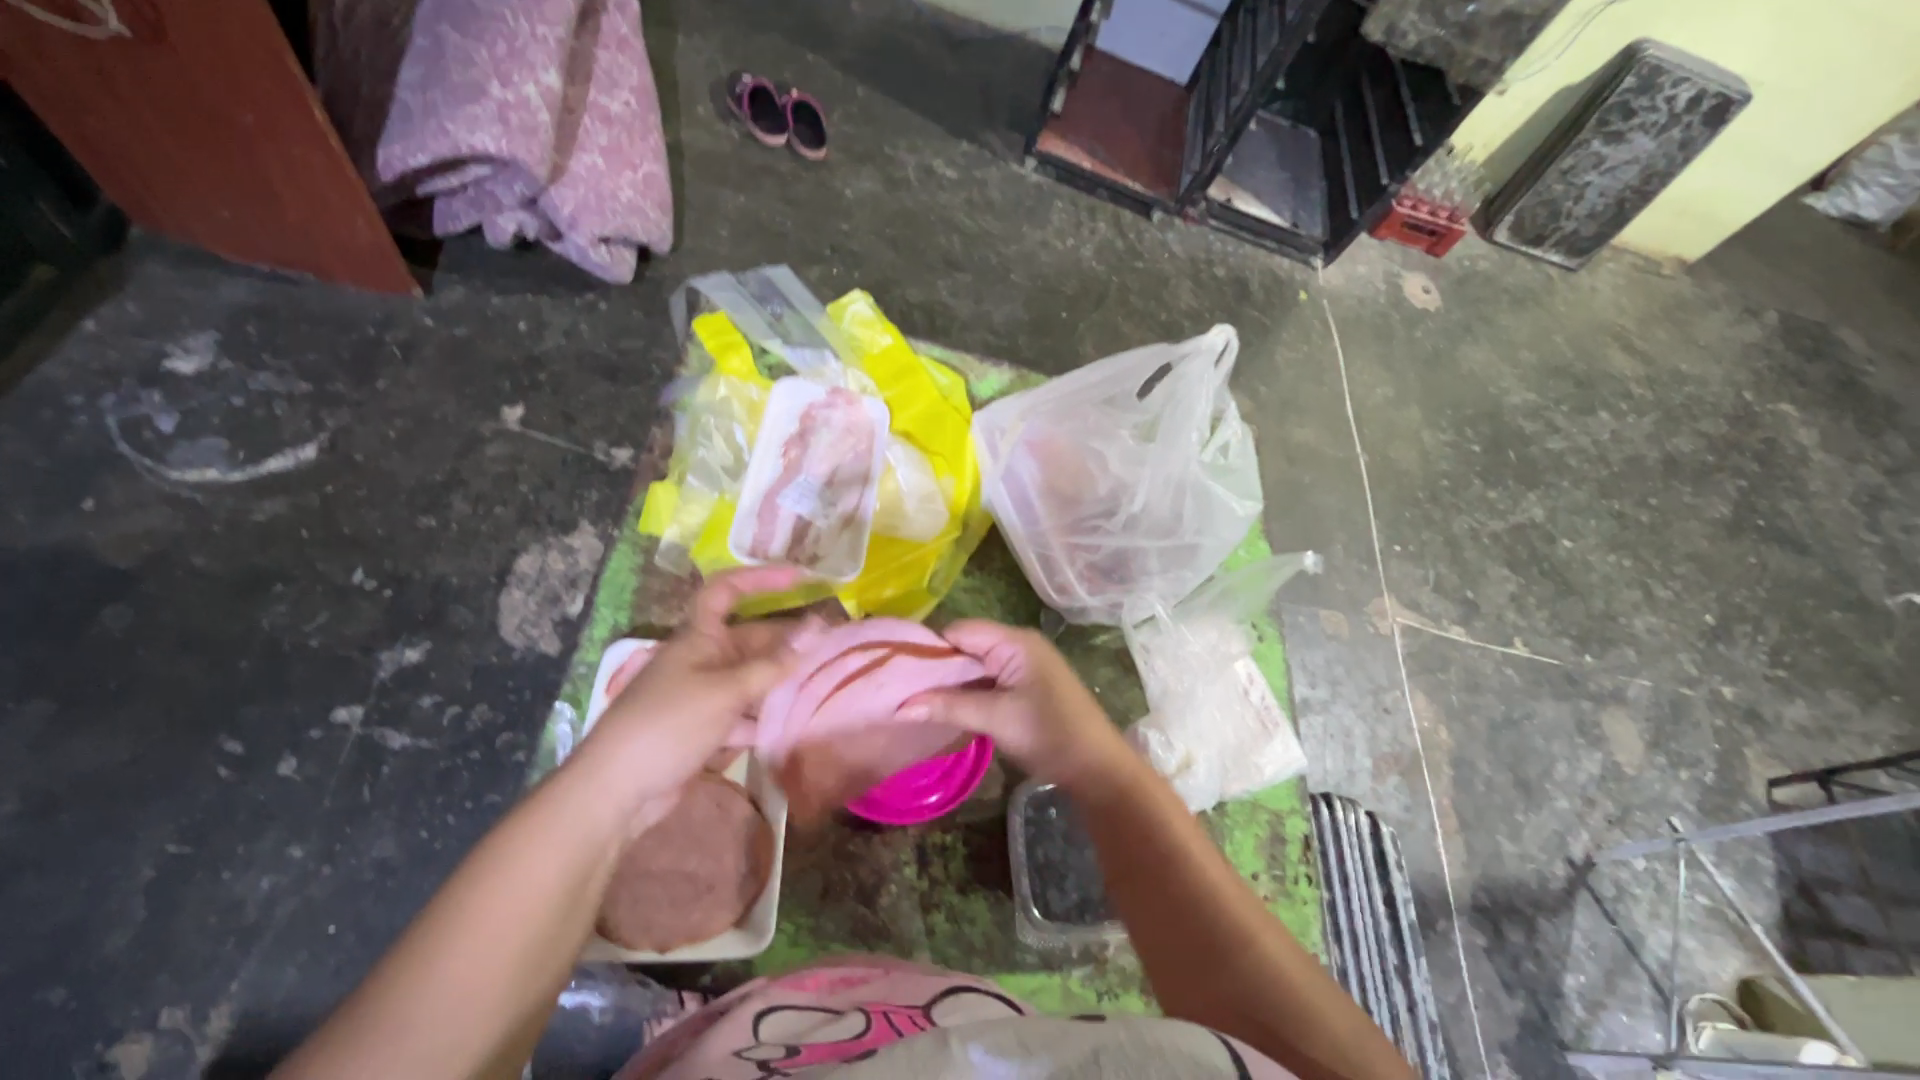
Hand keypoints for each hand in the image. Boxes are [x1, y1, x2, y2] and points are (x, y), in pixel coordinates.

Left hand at [572, 565, 817, 830]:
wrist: (618, 788)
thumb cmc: (668, 725)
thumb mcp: (725, 691)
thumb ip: (772, 665)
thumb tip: (816, 630)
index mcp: (699, 637)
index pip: (727, 592)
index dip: (760, 579)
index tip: (799, 578)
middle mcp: (702, 660)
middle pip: (751, 640)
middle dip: (788, 642)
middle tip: (834, 647)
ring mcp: (703, 696)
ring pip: (752, 679)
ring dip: (782, 682)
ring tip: (824, 685)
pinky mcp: (705, 730)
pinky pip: (744, 714)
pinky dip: (766, 718)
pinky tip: (795, 726)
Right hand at [898, 619, 1130, 789]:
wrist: (1096, 767)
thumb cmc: (1048, 733)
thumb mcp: (994, 718)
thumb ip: (947, 706)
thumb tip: (899, 707)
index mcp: (1014, 642)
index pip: (959, 631)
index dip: (929, 648)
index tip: (897, 671)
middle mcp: (1017, 646)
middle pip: (965, 646)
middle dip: (935, 667)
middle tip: (899, 689)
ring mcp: (1022, 667)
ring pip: (974, 666)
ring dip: (949, 683)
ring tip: (913, 700)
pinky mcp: (1023, 687)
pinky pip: (986, 681)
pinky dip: (966, 693)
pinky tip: (943, 709)